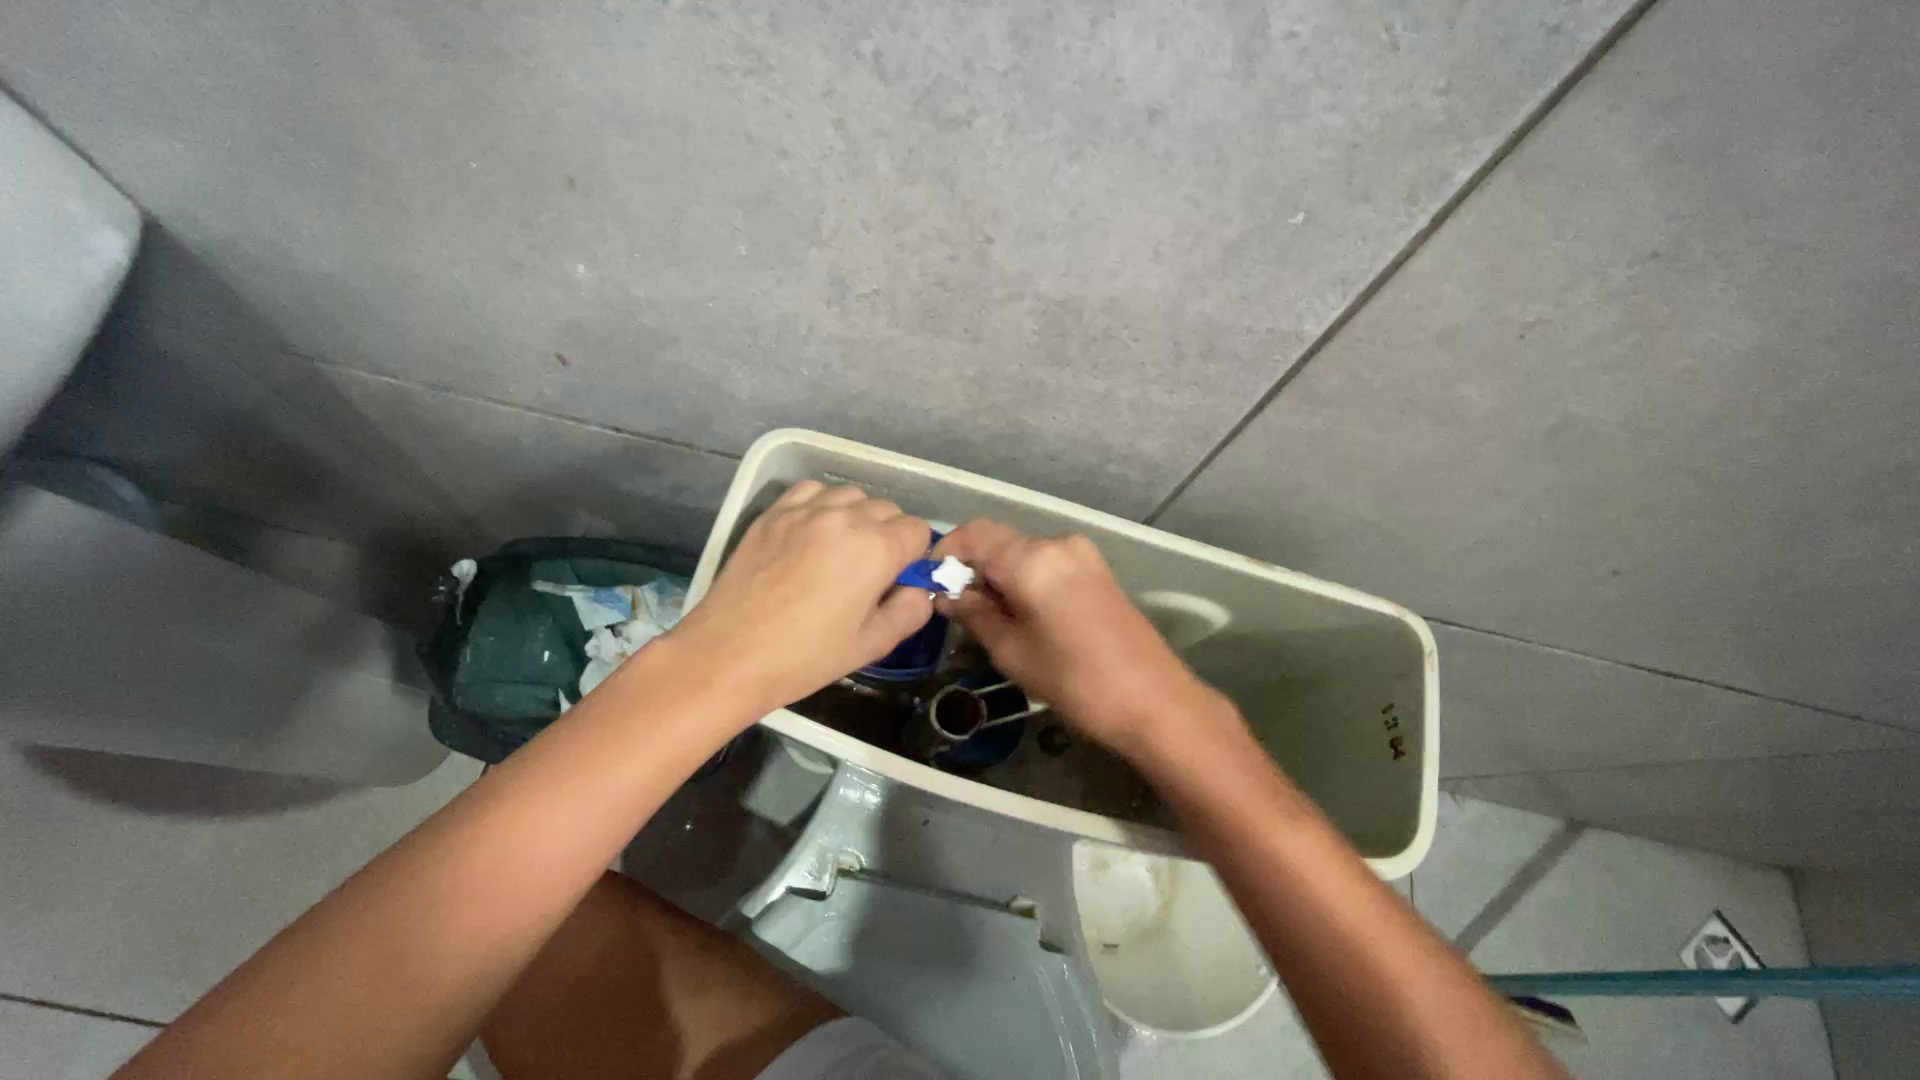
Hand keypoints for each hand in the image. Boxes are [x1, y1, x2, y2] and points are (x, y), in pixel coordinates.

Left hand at [669, 482, 935, 713]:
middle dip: (888, 537)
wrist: (729, 654)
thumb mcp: (872, 644)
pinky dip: (822, 505)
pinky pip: (812, 491)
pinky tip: (813, 535)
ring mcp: (805, 510)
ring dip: (856, 518)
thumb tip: (916, 588)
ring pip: (851, 496)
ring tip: (840, 554)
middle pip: (887, 510)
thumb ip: (910, 610)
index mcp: (876, 548)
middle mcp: (845, 517)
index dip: (913, 558)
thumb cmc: (806, 657)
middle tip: (868, 576)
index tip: (896, 583)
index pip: (918, 531)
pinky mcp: (773, 513)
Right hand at [932, 520, 1236, 759]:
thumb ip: (975, 614)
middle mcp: (1058, 544)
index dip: (946, 552)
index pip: (975, 534)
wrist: (1154, 702)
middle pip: (1001, 543)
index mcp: (1033, 558)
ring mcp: (1083, 556)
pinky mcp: (1098, 572)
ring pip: (1024, 555)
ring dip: (1001, 578)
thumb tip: (945, 595)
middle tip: (958, 612)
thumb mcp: (1013, 652)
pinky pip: (1048, 565)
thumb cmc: (1076, 681)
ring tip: (991, 622)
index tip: (930, 583)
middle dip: (974, 570)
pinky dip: (1027, 582)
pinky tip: (1024, 618)